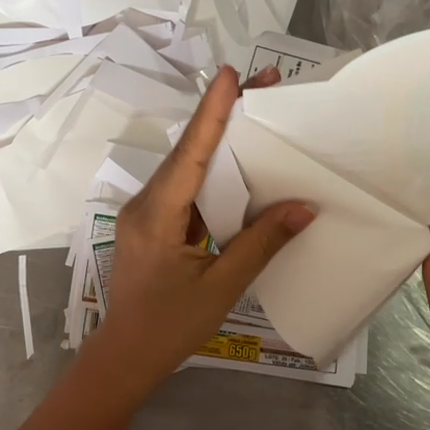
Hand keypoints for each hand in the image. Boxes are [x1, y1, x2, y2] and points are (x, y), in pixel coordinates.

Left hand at [88, 65, 313, 386]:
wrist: (126, 356)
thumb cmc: (170, 326)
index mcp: (156, 215)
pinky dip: (209, 173)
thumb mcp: (222, 287)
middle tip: (263, 84)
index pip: (189, 153)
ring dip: (216, 143)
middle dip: (222, 116)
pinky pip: (181, 190)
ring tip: (255, 114)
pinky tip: (235, 165)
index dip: (211, 112)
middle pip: (186, 152)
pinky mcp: (149, 226)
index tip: (229, 74)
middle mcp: (143, 205)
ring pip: (183, 168)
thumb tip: (303, 207)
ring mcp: (142, 214)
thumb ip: (260, 243)